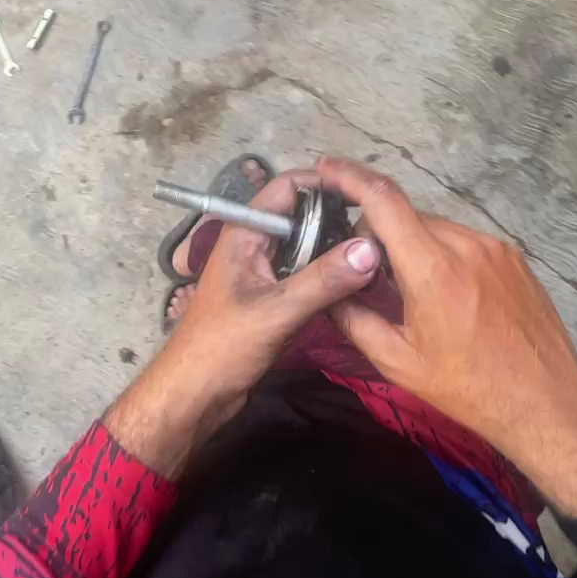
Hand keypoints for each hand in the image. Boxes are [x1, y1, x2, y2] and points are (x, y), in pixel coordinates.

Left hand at [104, 169, 381, 477]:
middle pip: (300, 215)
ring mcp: (262, 270)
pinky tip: (357, 287)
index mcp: (245, 231)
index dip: (323, 184)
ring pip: (306, 247)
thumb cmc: (223, 345)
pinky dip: (328, 276)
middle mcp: (254, 242)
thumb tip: (371, 247)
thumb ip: (323, 280)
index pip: (286, 187)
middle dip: (336, 219)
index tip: (365, 196)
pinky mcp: (271, 296)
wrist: (195, 393)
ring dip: (335, 250)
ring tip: (379, 258)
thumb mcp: (277, 310)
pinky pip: (304, 274)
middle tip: (381, 232)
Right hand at [318, 157, 576, 517]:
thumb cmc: (468, 388)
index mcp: (431, 268)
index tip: (325, 168)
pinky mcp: (511, 255)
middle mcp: (463, 244)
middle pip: (403, 214)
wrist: (548, 406)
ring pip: (431, 226)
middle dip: (376, 231)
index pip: (383, 199)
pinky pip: (460, 238)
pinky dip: (439, 251)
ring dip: (409, 243)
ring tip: (409, 287)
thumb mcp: (396, 361)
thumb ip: (352, 317)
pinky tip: (445, 290)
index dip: (349, 176)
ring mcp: (492, 246)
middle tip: (366, 270)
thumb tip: (326, 287)